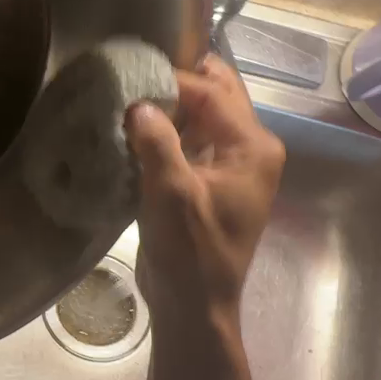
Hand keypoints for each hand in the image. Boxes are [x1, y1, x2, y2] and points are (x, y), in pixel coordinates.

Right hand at [124, 56, 284, 319]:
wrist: (194, 303)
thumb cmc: (190, 251)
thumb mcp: (171, 194)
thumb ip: (158, 142)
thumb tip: (138, 102)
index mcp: (252, 147)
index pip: (212, 91)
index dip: (171, 79)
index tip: (128, 76)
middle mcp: (249, 149)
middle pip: (216, 94)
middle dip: (177, 81)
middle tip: (132, 75)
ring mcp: (230, 165)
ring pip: (202, 115)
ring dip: (170, 104)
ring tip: (129, 96)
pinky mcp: (208, 180)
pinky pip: (190, 138)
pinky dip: (167, 128)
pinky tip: (135, 129)